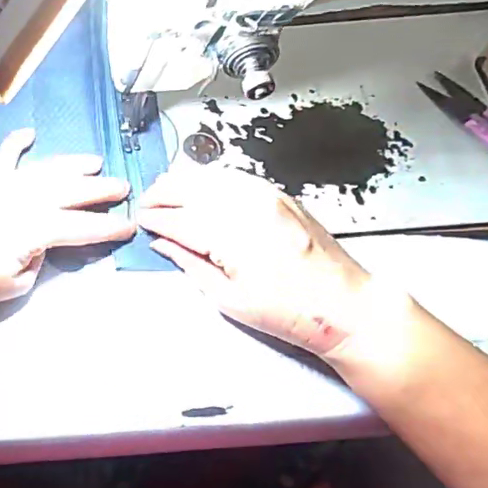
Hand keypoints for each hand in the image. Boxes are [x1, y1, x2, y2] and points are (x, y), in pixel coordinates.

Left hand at [0, 129, 135, 313]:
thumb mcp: (17, 284)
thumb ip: (39, 258)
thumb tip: (42, 242)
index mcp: (37, 227)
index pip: (83, 226)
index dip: (109, 228)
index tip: (130, 226)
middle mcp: (25, 198)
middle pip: (71, 191)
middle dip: (101, 190)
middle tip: (124, 187)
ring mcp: (3, 185)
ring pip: (46, 170)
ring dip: (72, 165)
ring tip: (94, 163)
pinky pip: (4, 156)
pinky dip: (16, 143)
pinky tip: (28, 134)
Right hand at [137, 165, 389, 361]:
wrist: (345, 305)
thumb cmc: (291, 312)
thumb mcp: (229, 299)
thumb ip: (191, 264)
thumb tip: (164, 245)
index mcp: (234, 238)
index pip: (180, 220)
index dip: (156, 219)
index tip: (142, 221)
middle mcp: (249, 208)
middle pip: (192, 189)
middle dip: (164, 193)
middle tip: (147, 202)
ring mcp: (267, 196)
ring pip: (212, 176)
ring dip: (184, 180)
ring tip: (166, 189)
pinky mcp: (279, 194)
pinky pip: (235, 175)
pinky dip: (211, 177)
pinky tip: (200, 184)